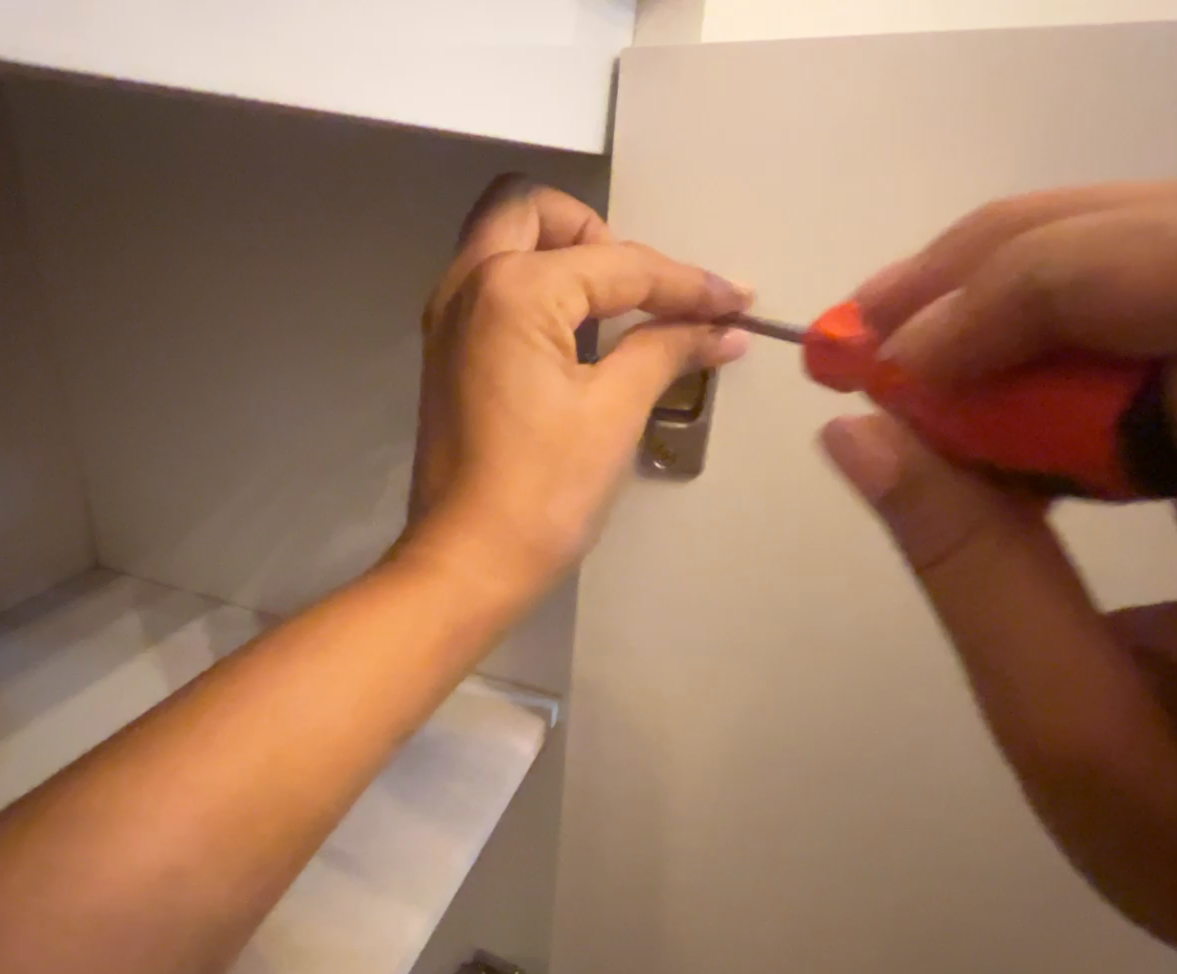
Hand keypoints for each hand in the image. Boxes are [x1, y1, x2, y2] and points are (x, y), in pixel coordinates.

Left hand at [399, 175, 752, 595]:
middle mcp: (467, 286)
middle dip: (595, 233)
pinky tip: (575, 336)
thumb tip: (720, 327)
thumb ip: (666, 349)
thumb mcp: (615, 412)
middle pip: (530, 210)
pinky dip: (531, 287)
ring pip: (499, 241)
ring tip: (612, 309)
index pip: (617, 265)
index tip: (733, 300)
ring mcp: (445, 320)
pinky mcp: (444, 353)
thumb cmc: (542, 492)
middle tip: (638, 288)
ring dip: (557, 252)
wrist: (467, 561)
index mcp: (511, 290)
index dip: (684, 283)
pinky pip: (487, 286)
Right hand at [822, 173, 1176, 973]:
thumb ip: (966, 563)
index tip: (902, 367)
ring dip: (1040, 281)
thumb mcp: (1071, 731)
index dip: (1048, 283)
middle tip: (876, 335)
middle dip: (1019, 260)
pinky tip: (1005, 393)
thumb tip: (856, 431)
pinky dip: (1083, 322)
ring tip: (916, 358)